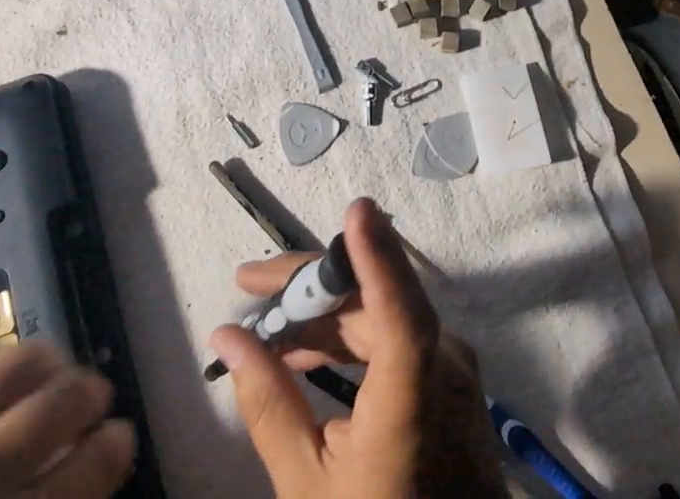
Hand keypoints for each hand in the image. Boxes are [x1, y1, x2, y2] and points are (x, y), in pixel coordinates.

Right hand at [209, 198, 506, 497]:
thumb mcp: (307, 480)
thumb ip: (268, 404)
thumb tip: (227, 337)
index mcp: (412, 396)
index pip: (399, 311)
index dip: (377, 256)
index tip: (355, 208)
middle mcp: (443, 365)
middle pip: (375, 302)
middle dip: (308, 288)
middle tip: (247, 285)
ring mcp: (452, 367)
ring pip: (383, 315)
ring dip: (324, 314)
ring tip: (264, 325)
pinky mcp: (450, 374)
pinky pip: (397, 336)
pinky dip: (350, 337)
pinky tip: (306, 350)